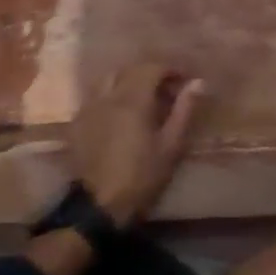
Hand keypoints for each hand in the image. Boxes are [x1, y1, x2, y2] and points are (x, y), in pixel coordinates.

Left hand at [69, 64, 205, 226]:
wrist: (99, 206)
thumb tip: (198, 82)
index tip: (186, 80)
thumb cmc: (142, 176)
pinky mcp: (78, 123)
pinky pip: (96, 96)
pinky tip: (121, 113)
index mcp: (132, 100)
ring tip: (144, 99)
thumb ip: (184, 110)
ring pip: (110, 80)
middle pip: (130, 70)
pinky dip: (112, 95)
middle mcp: (108, 96)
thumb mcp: (171, 145)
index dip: (171, 69)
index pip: (152, 68)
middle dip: (151, 74)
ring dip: (130, 82)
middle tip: (168, 90)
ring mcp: (89, 108)